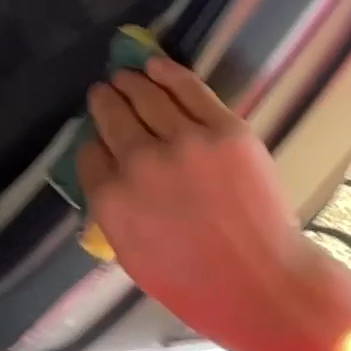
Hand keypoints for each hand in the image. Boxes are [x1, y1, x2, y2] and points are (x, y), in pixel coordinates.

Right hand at [79, 58, 330, 346]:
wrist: (261, 282)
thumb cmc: (195, 285)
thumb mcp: (132, 257)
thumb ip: (113, 210)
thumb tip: (108, 172)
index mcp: (113, 199)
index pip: (90, 153)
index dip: (94, 143)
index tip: (99, 138)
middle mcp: (141, 162)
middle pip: (113, 117)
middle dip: (105, 101)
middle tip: (104, 92)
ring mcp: (185, 141)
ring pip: (147, 95)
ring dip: (131, 81)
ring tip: (125, 75)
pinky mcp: (223, 128)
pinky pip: (188, 88)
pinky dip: (167, 72)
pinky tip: (155, 65)